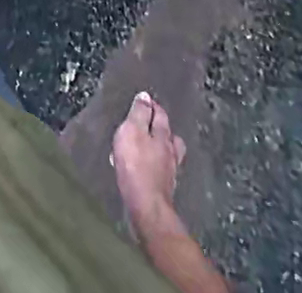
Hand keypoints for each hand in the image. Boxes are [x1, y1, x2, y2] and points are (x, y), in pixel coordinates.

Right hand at [112, 91, 186, 225]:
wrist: (146, 204)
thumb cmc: (136, 163)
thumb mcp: (132, 130)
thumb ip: (138, 114)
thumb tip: (145, 97)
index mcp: (162, 136)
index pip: (160, 115)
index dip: (153, 106)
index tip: (146, 100)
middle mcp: (170, 152)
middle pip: (169, 135)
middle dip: (161, 127)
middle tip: (150, 122)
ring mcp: (169, 171)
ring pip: (167, 153)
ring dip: (159, 147)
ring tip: (149, 146)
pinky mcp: (164, 187)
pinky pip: (160, 168)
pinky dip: (153, 163)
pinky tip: (145, 167)